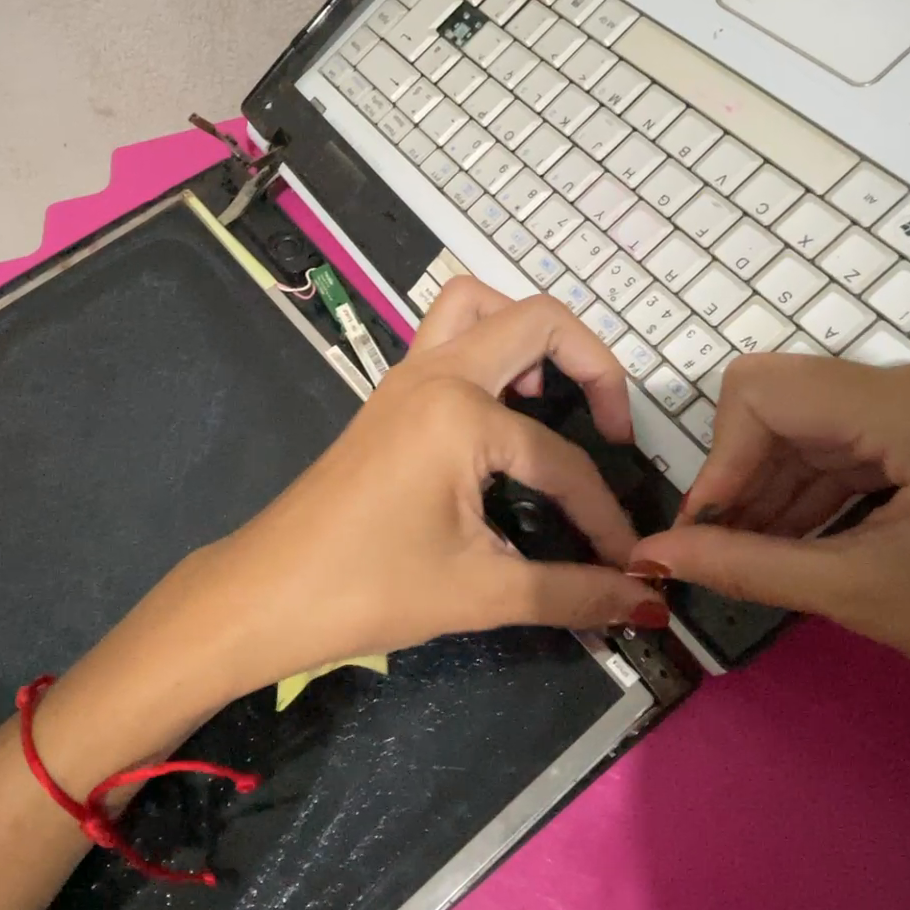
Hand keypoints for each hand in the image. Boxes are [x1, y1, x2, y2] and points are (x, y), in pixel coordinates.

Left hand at [126, 276, 666, 706]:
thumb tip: (645, 603)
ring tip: (550, 399)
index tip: (628, 563)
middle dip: (593, 365)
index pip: (562, 460)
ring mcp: (405, 378)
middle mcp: (436, 373)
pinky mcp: (388, 396)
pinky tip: (503, 415)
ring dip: (526, 334)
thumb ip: (572, 593)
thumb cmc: (367, 590)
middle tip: (612, 428)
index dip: (604, 514)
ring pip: (476, 306)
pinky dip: (488, 350)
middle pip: (537, 320)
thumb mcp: (481, 592)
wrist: (264, 594)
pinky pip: (447, 338)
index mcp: (461, 413)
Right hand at [628, 342, 909, 909]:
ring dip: (790, 482)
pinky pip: (876, 427)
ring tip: (763, 548)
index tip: (704, 530)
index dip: (720, 459)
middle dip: (754, 478)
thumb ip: (744, 563)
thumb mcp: (867, 597)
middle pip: (801, 402)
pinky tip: (813, 529)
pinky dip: (836, 478)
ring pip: (834, 415)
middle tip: (724, 548)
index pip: (768, 390)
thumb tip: (649, 554)